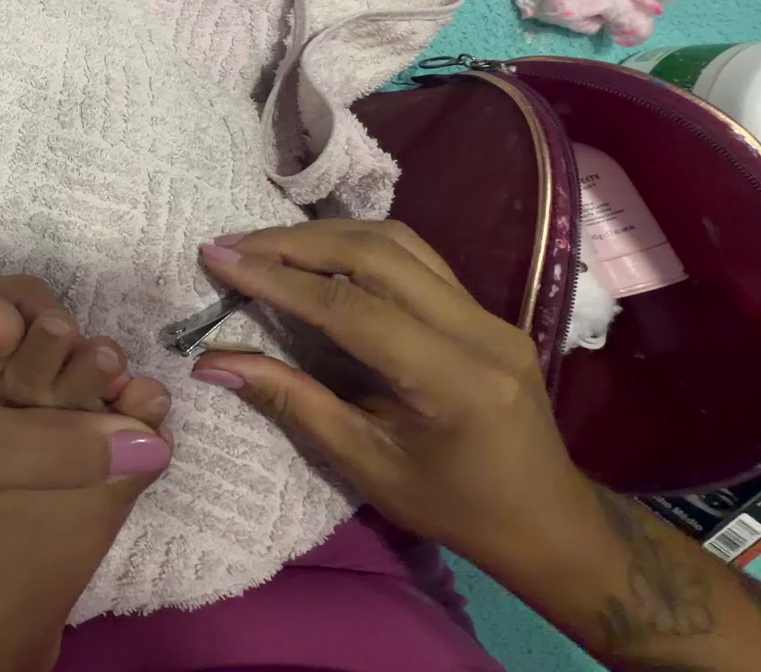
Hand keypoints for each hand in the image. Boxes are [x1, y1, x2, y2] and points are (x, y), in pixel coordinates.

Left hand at [0, 276, 169, 600]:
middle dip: (62, 376)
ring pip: (28, 376)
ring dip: (58, 408)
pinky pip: (16, 411)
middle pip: (29, 334)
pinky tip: (69, 461)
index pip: (21, 301)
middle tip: (77, 423)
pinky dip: (44, 432)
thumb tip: (151, 443)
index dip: (55, 342)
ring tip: (81, 446)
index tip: (71, 396)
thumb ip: (57, 447)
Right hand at [190, 220, 598, 574]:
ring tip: (261, 245)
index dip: (277, 278)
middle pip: (375, 254)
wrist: (552, 525)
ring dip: (321, 234)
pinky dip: (351, 243)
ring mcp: (488, 314)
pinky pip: (411, 255)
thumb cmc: (455, 507)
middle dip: (292, 243)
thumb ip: (289, 401)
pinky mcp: (481, 310)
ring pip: (396, 241)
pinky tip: (313, 253)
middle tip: (230, 246)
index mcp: (456, 380)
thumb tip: (209, 361)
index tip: (216, 258)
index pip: (350, 306)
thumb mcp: (364, 464)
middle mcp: (480, 332)